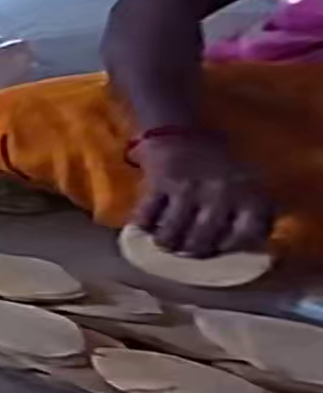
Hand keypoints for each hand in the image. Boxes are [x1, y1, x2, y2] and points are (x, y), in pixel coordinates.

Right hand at [131, 134, 273, 256]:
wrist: (184, 139)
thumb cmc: (218, 168)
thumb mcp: (246, 186)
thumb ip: (247, 211)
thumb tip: (239, 240)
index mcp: (249, 197)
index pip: (246, 233)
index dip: (231, 247)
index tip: (218, 251)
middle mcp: (221, 196)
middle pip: (206, 233)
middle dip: (192, 249)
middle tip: (183, 253)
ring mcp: (187, 190)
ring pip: (174, 226)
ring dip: (166, 241)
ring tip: (162, 244)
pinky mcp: (158, 185)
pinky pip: (148, 211)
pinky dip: (143, 223)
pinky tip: (142, 227)